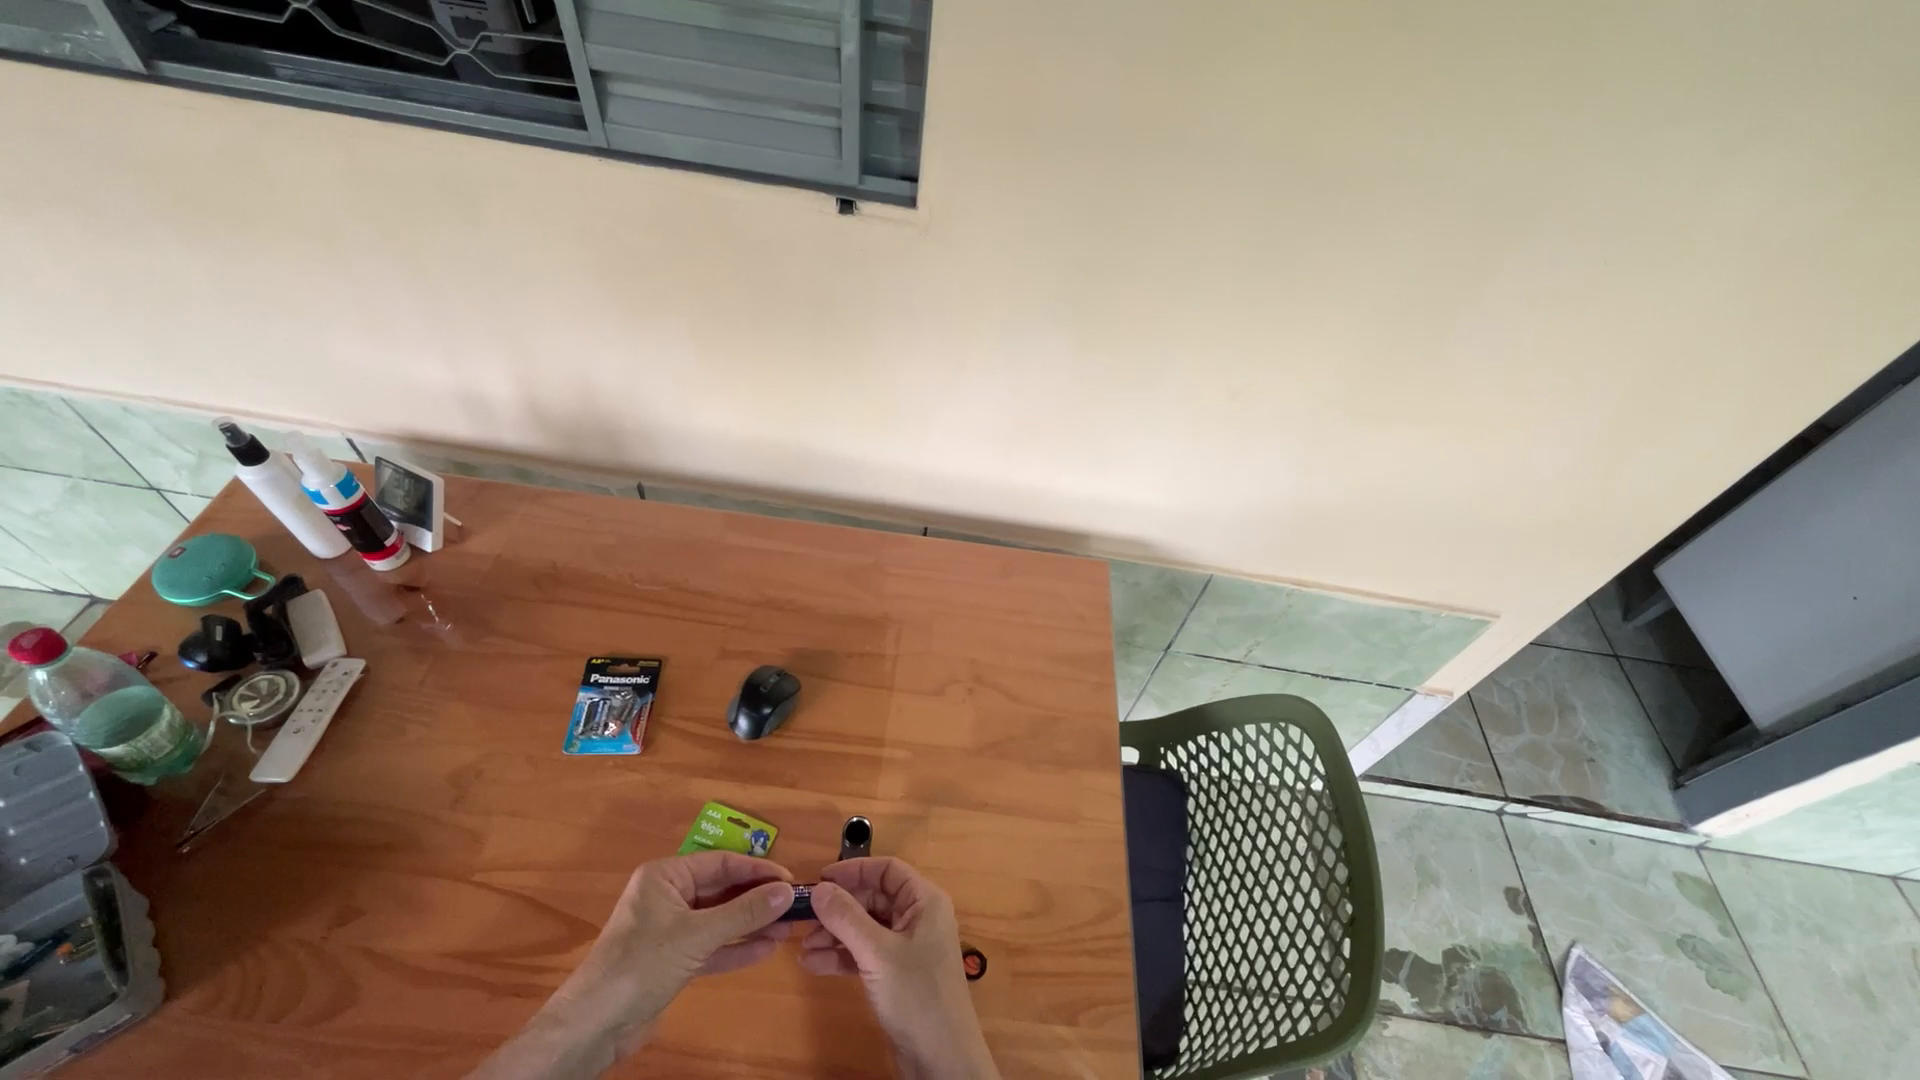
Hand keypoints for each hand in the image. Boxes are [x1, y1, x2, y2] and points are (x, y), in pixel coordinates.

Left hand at [469, 852, 793, 1079]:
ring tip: (789, 927)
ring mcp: (671, 931)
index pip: (721, 863)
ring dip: (752, 924)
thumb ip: (744, 913)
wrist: (593, 1027)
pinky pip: (713, 947)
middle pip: (722, 890)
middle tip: (795, 905)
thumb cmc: (641, 965)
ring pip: (720, 920)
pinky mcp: (673, 961)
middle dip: (758, 899)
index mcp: (666, 876)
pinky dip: (737, 948)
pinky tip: (766, 949)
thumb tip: (787, 892)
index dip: (758, 870)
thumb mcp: (697, 935)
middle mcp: (669, 897)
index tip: (791, 881)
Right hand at [800, 858, 999, 1079]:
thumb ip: (846, 918)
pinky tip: (815, 964)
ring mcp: (907, 947)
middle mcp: (917, 917)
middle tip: (804, 917)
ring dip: (835, 934)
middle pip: (873, 898)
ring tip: (804, 947)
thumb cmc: (916, 995)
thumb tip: (818, 888)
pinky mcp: (896, 973)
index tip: (820, 879)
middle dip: (839, 907)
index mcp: (924, 901)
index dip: (854, 870)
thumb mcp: (877, 952)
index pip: (887, 870)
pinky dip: (841, 956)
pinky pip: (864, 953)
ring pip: (865, 927)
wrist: (940, 1059)